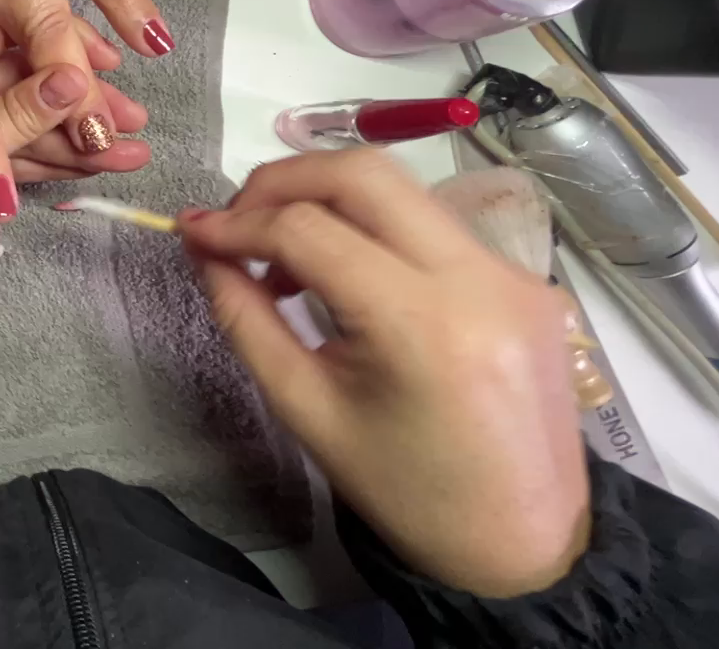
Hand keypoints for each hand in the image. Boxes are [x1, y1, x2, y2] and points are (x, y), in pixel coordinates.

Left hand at [0, 17, 148, 338]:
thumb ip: (8, 113)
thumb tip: (77, 75)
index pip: (0, 36)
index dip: (58, 47)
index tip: (110, 62)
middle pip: (19, 82)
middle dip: (78, 102)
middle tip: (133, 118)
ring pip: (19, 123)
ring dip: (73, 138)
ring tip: (132, 150)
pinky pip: (7, 155)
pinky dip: (48, 163)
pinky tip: (94, 167)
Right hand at [177, 151, 590, 597]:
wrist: (528, 546)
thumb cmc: (402, 487)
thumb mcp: (301, 403)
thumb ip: (242, 314)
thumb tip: (201, 247)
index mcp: (423, 325)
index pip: (306, 230)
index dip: (235, 223)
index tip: (190, 233)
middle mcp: (479, 278)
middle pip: (360, 173)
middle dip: (277, 182)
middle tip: (232, 221)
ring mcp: (511, 272)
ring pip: (393, 185)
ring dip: (316, 197)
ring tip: (277, 252)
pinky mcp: (519, 276)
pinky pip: (420, 218)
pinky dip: (358, 222)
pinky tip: (332, 269)